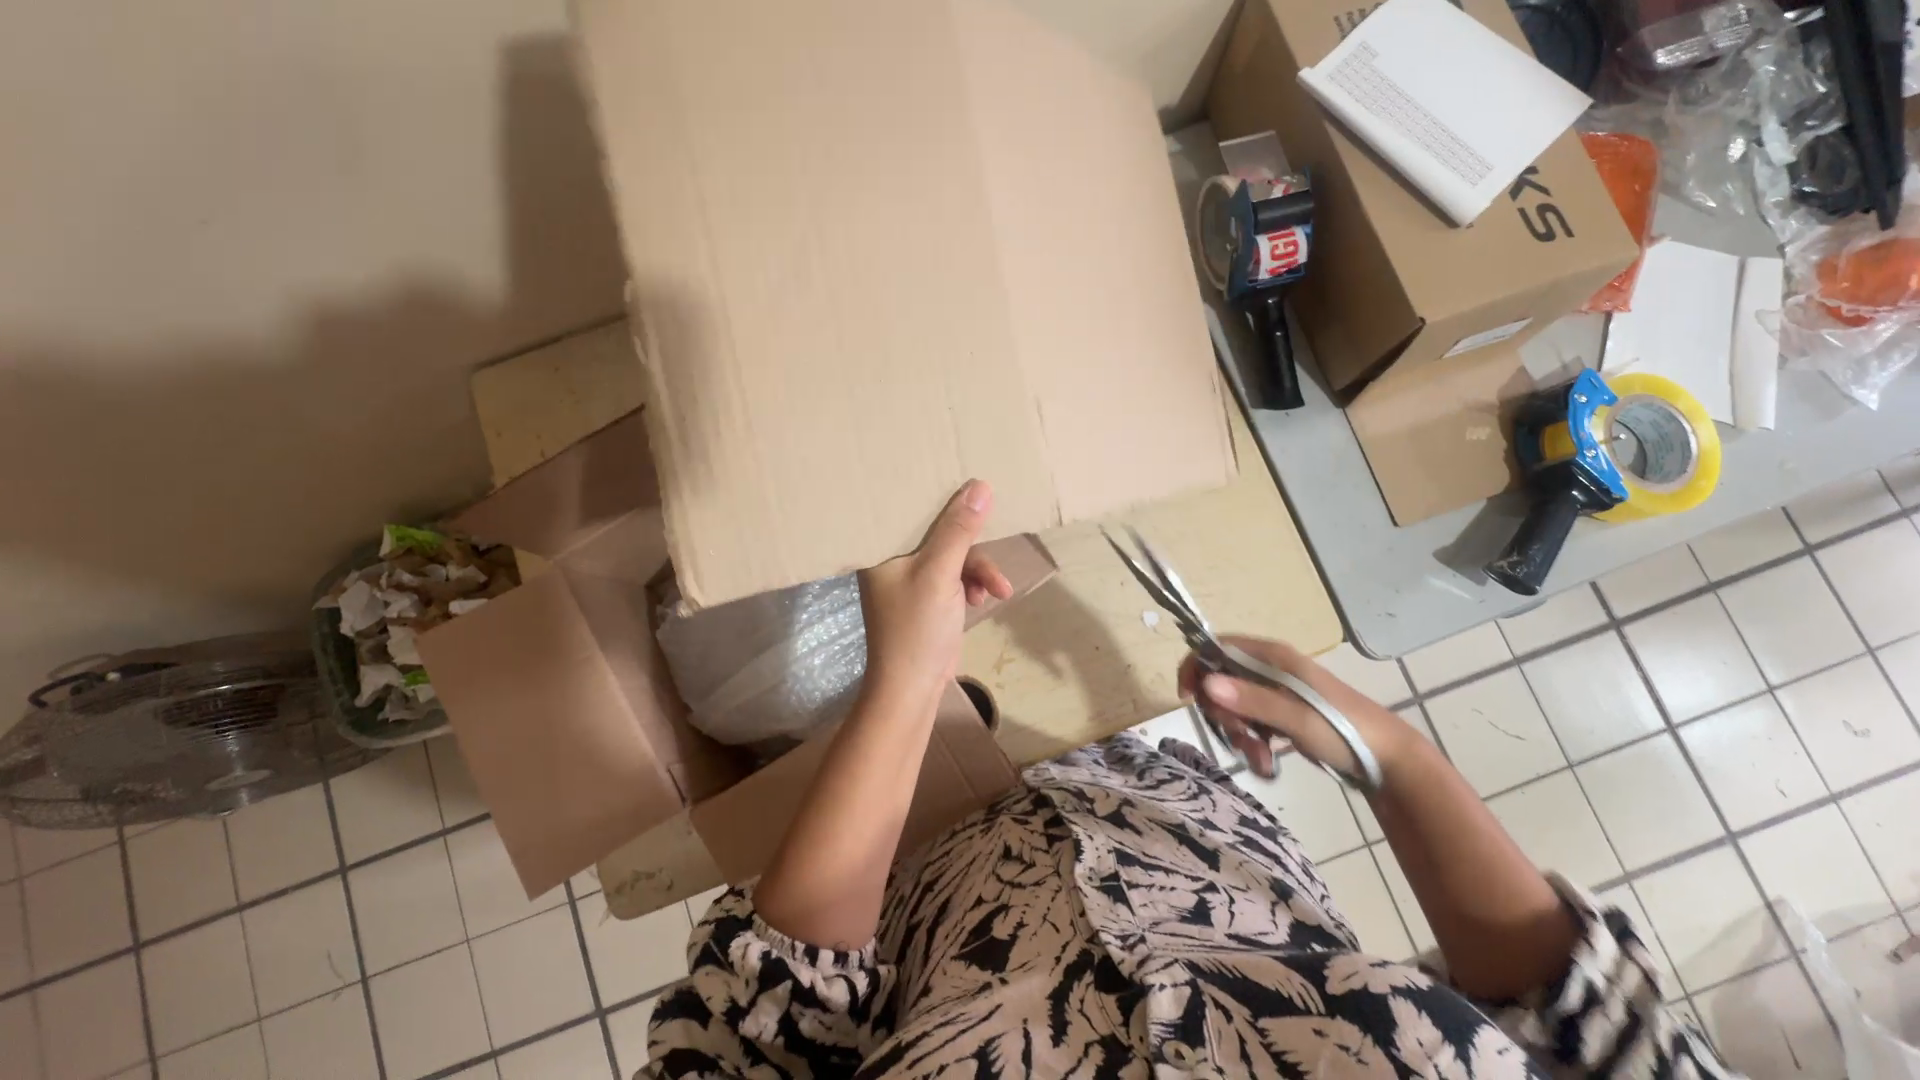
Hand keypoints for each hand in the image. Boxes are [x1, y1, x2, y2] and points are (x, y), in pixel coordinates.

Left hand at [859, 480, 1013, 708]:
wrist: (913, 688)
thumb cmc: (916, 628)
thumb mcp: (941, 574)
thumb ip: (959, 531)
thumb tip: (980, 485)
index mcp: (880, 549)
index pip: (909, 508)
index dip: (941, 496)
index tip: (973, 485)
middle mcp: (892, 559)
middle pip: (940, 533)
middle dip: (972, 549)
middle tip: (996, 550)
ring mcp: (911, 580)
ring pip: (954, 556)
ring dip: (979, 571)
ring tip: (996, 590)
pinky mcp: (929, 598)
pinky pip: (957, 578)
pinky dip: (974, 586)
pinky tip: (984, 601)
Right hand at [1179, 635, 1413, 779]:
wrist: (1388, 760)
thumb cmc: (1344, 730)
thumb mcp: (1297, 717)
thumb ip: (1252, 700)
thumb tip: (1206, 684)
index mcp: (1273, 656)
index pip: (1218, 647)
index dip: (1198, 667)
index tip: (1189, 699)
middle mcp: (1271, 669)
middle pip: (1221, 681)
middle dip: (1222, 713)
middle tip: (1240, 738)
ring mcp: (1276, 693)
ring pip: (1234, 707)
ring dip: (1237, 734)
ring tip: (1259, 758)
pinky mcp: (1282, 715)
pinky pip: (1250, 723)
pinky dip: (1251, 742)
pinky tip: (1265, 762)